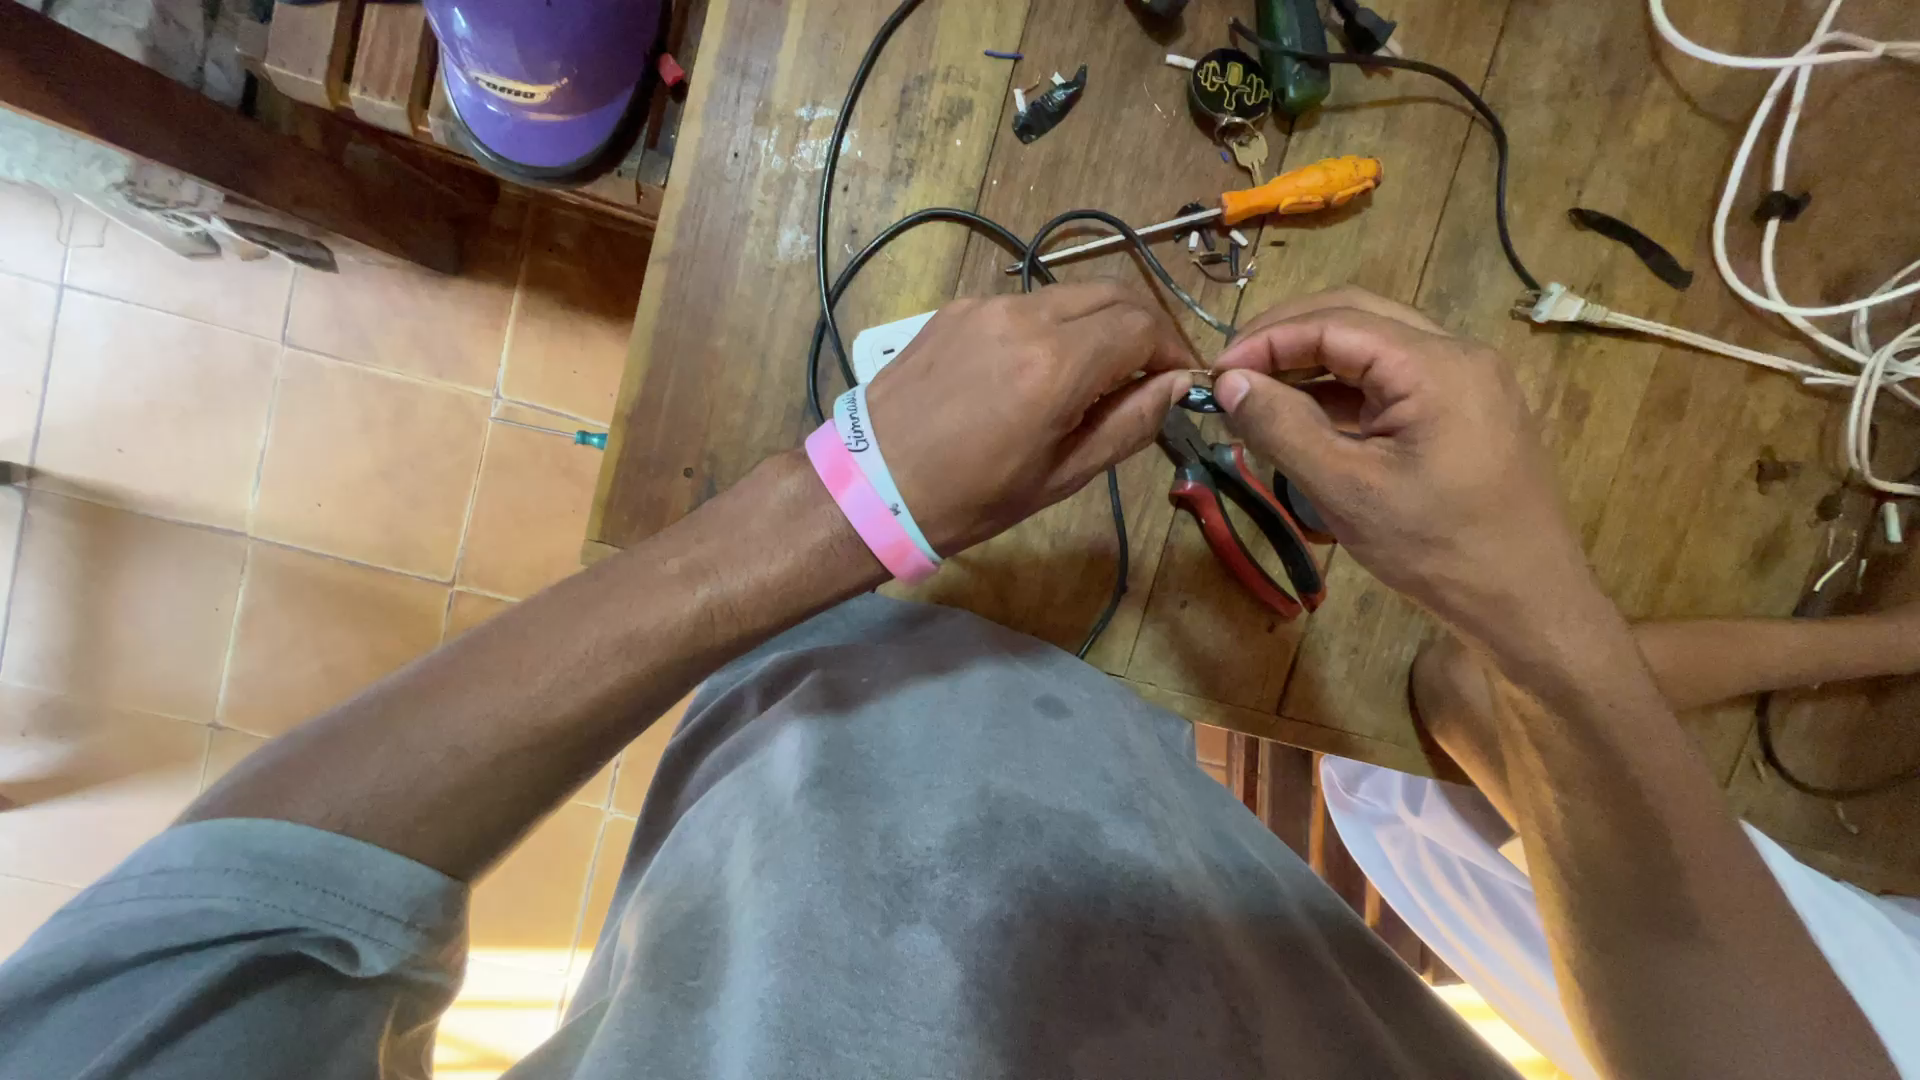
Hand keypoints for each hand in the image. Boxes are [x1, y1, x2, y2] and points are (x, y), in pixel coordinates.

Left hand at [863, 284, 1194, 553]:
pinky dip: (1049, 327)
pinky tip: (1035, 369)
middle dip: (1143, 327)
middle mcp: (1023, 316)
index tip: (1180, 380)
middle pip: (1113, 292)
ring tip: (1091, 376)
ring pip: (1067, 295)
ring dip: (1096, 325)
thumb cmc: (971, 498)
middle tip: (1147, 371)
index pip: (1142, 326)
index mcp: (1056, 364)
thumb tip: (1175, 385)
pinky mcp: (955, 309)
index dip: (1174, 349)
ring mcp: (984, 306)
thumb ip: (1128, 424)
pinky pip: (1022, 305)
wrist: (873, 485)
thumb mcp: (1060, 476)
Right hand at [1211, 288, 1588, 635]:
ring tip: (1255, 393)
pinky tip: (1299, 415)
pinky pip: (1386, 380)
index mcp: (1435, 365)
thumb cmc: (1434, 546)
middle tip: (1230, 373)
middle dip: (1283, 336)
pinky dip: (1336, 389)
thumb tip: (1228, 383)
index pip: (1334, 323)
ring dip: (1308, 361)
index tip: (1214, 375)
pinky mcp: (1458, 410)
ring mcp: (1462, 381)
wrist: (1522, 599)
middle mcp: (1455, 355)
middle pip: (1355, 317)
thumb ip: (1282, 427)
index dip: (1265, 340)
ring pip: (1370, 346)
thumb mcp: (1345, 488)